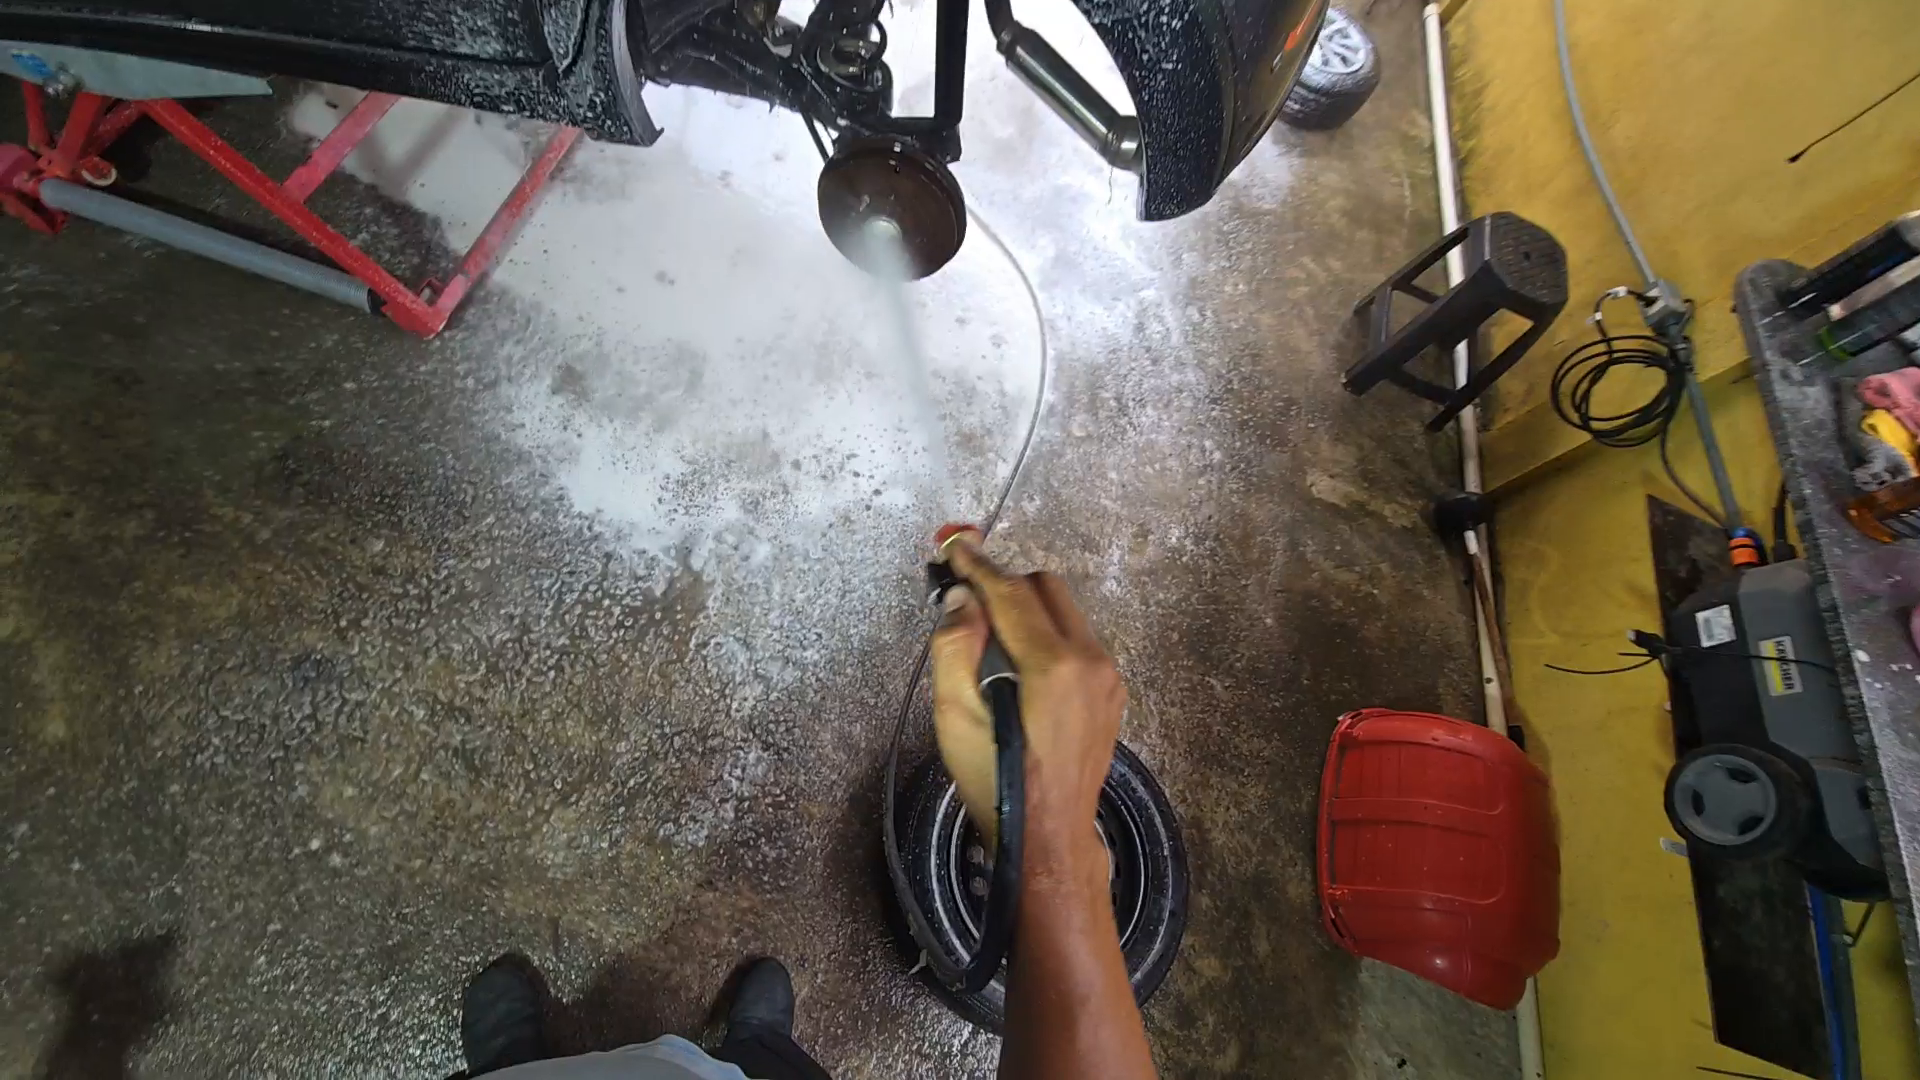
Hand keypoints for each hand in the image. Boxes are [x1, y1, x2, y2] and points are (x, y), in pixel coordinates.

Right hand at [929, 529, 1124, 871]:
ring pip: (1065, 610)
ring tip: (992, 640)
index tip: (955, 545)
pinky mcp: (1112, 691)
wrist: (1049, 838)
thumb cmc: (995, 780)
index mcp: (1054, 665)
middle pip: (1046, 587)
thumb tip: (963, 598)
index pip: (1013, 593)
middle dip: (1006, 584)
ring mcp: (1109, 676)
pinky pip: (1077, 639)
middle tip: (969, 603)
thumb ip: (955, 647)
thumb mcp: (956, 717)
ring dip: (1027, 609)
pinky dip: (1046, 634)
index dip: (979, 566)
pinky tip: (1021, 668)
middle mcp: (1092, 659)